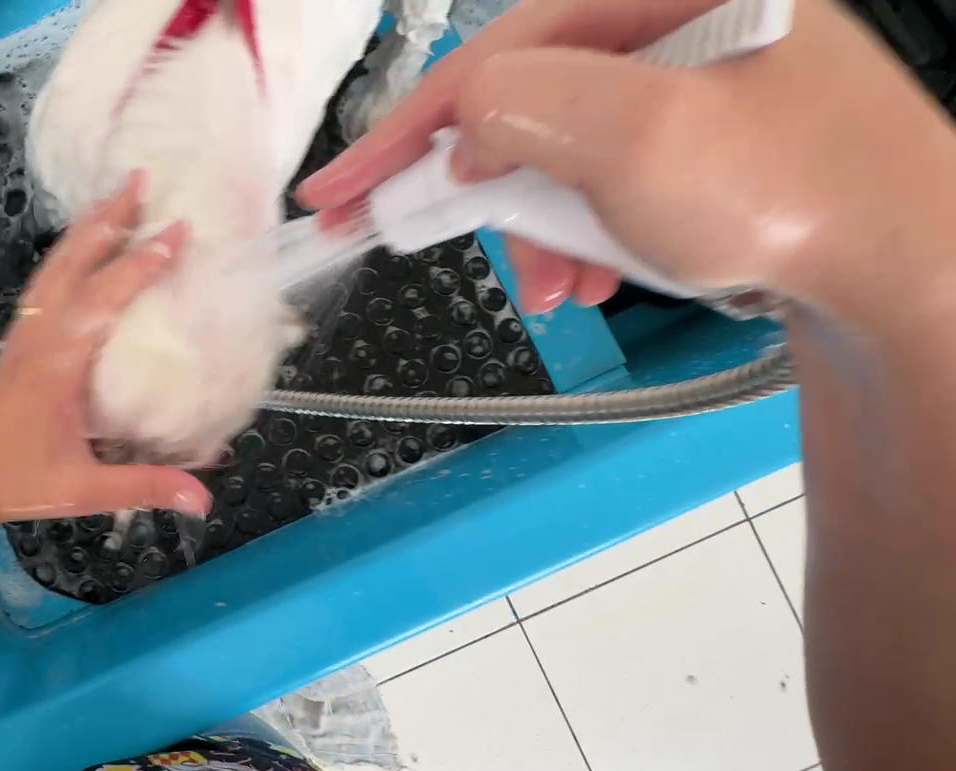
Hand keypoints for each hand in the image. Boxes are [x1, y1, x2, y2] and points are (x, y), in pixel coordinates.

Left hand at [0, 175, 213, 532]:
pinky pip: (41, 289)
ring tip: (111, 202)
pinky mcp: (12, 348)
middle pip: (72, 264)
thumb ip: (144, 486)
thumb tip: (205, 500)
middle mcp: (36, 339)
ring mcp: (20, 339)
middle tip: (139, 179)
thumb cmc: (17, 483)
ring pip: (51, 271)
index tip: (178, 231)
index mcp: (57, 364)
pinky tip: (75, 258)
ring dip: (82, 233)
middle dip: (107, 220)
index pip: (105, 299)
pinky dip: (62, 261)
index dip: (142, 264)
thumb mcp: (84, 489)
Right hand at [296, 0, 955, 320]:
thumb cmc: (784, 196)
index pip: (490, 59)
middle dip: (471, 190)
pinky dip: (567, 233)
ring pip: (544, 152)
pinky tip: (585, 276)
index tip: (329, 195)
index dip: (396, 134)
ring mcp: (677, 76)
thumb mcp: (640, 141)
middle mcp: (668, 17)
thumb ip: (529, 106)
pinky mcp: (680, 129)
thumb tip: (458, 124)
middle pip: (512, 105)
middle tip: (414, 242)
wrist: (896, 268)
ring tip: (552, 288)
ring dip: (526, 230)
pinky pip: (583, 176)